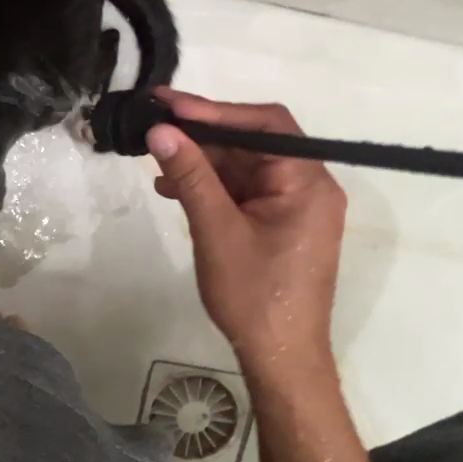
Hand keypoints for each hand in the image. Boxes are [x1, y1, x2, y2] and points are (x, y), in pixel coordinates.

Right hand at [145, 89, 345, 382]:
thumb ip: (190, 176)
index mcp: (306, 182)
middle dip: (202, 135)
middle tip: (154, 127)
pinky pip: (243, 191)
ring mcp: (294, 206)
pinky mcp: (279, 224)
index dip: (215, 110)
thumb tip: (160, 131)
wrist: (280, 356)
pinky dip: (210, 186)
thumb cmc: (254, 294)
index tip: (169, 105)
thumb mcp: (216, 230)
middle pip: (253, 143)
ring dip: (201, 162)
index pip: (266, 124)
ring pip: (243, 166)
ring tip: (155, 163)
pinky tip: (173, 189)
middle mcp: (307, 186)